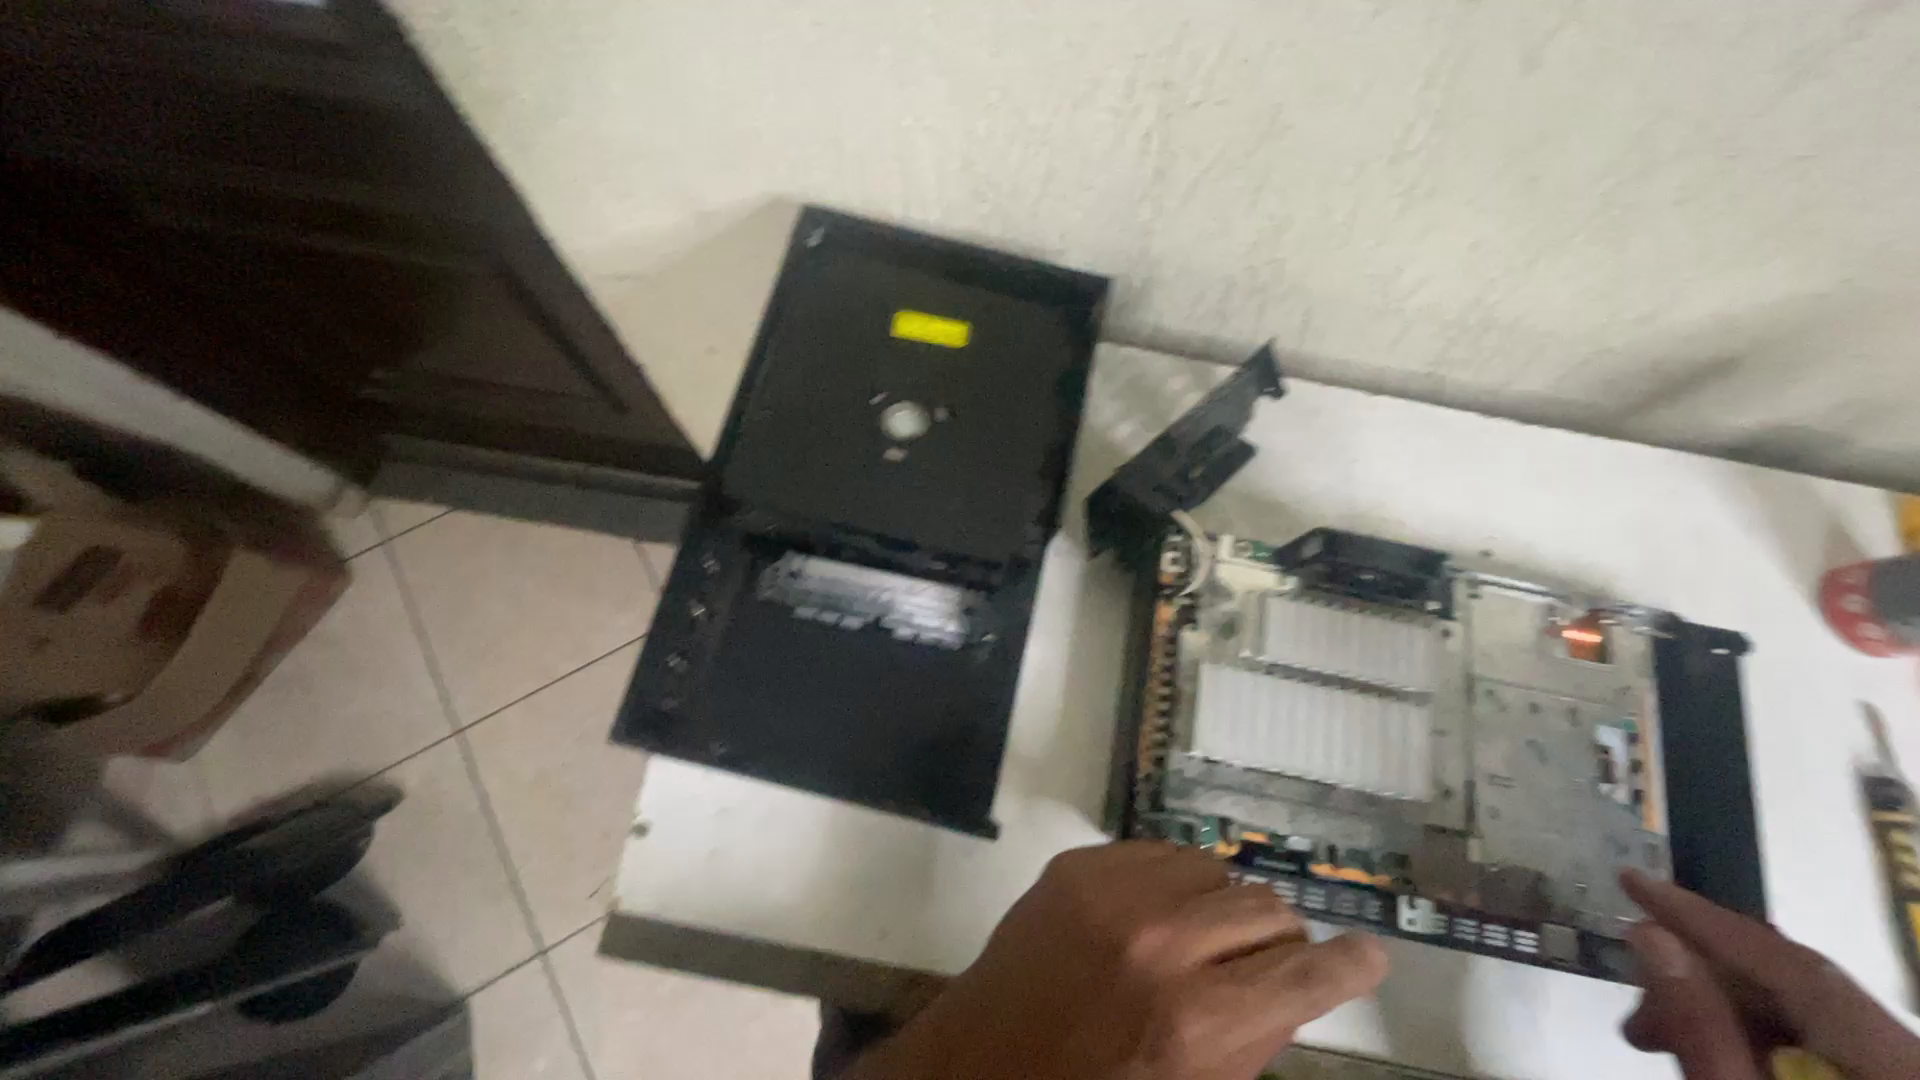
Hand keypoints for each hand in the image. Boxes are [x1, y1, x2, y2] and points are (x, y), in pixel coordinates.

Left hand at [844, 841, 1387, 1079]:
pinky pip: (1159, 852)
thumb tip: (1298, 981)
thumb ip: (1254, 1036)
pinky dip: (1173, 882)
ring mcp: (1113, 893)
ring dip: (1223, 905)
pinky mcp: (1078, 865)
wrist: (986, 1062)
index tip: (1366, 954)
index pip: (1307, 971)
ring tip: (1204, 935)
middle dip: (1279, 938)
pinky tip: (1158, 911)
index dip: (1349, 964)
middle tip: (1264, 960)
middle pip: (1267, 908)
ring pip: (1215, 869)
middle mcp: (1161, 943)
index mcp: (1198, 1022)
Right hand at [1619, 868, 1919, 1079]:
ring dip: (1716, 1005)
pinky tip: (1705, 1042)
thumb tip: (1648, 935)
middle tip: (1629, 987)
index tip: (1630, 879)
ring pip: (1802, 1014)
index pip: (1793, 964)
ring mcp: (1901, 1067)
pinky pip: (1816, 1039)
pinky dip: (1749, 1031)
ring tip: (1649, 1029)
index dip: (1706, 918)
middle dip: (1701, 973)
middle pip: (1798, 987)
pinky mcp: (1881, 1076)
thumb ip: (1701, 1026)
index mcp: (1894, 1061)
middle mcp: (1912, 1055)